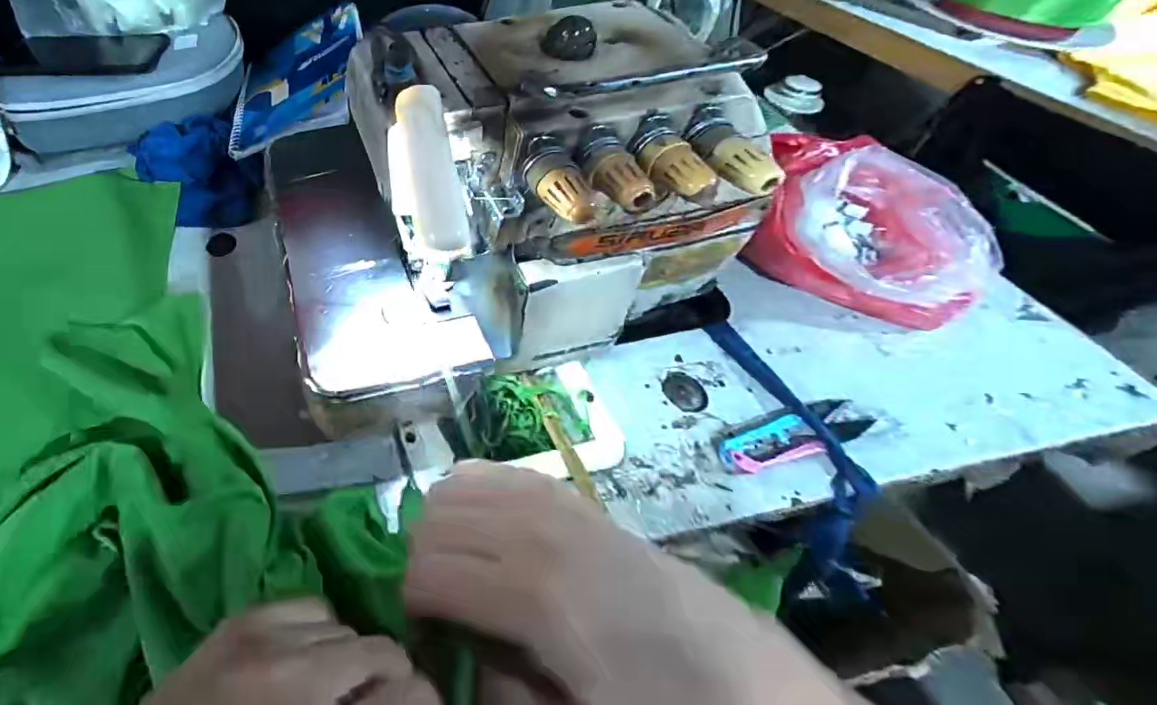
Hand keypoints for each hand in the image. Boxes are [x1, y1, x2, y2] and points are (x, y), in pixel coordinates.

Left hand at [144, 599, 436, 704]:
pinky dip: (314, 628)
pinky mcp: (242, 618)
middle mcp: (297, 673)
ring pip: (344, 625)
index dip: (422, 694)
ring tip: (333, 679)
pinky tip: (301, 655)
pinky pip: (308, 605)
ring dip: (347, 652)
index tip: (422, 698)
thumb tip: (404, 692)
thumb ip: (354, 704)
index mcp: (312, 702)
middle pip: (378, 649)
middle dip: (382, 675)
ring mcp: (266, 638)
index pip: (403, 690)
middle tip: (367, 695)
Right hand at [403, 462, 853, 704]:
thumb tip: (459, 652)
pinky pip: (501, 472)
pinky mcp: (577, 497)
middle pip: (438, 517)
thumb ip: (502, 688)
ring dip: (445, 524)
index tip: (421, 634)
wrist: (746, 682)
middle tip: (438, 608)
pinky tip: (486, 530)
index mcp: (537, 593)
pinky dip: (475, 493)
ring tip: (459, 570)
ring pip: (462, 483)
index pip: (429, 570)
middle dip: (421, 560)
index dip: (410, 604)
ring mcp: (561, 504)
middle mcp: (542, 530)